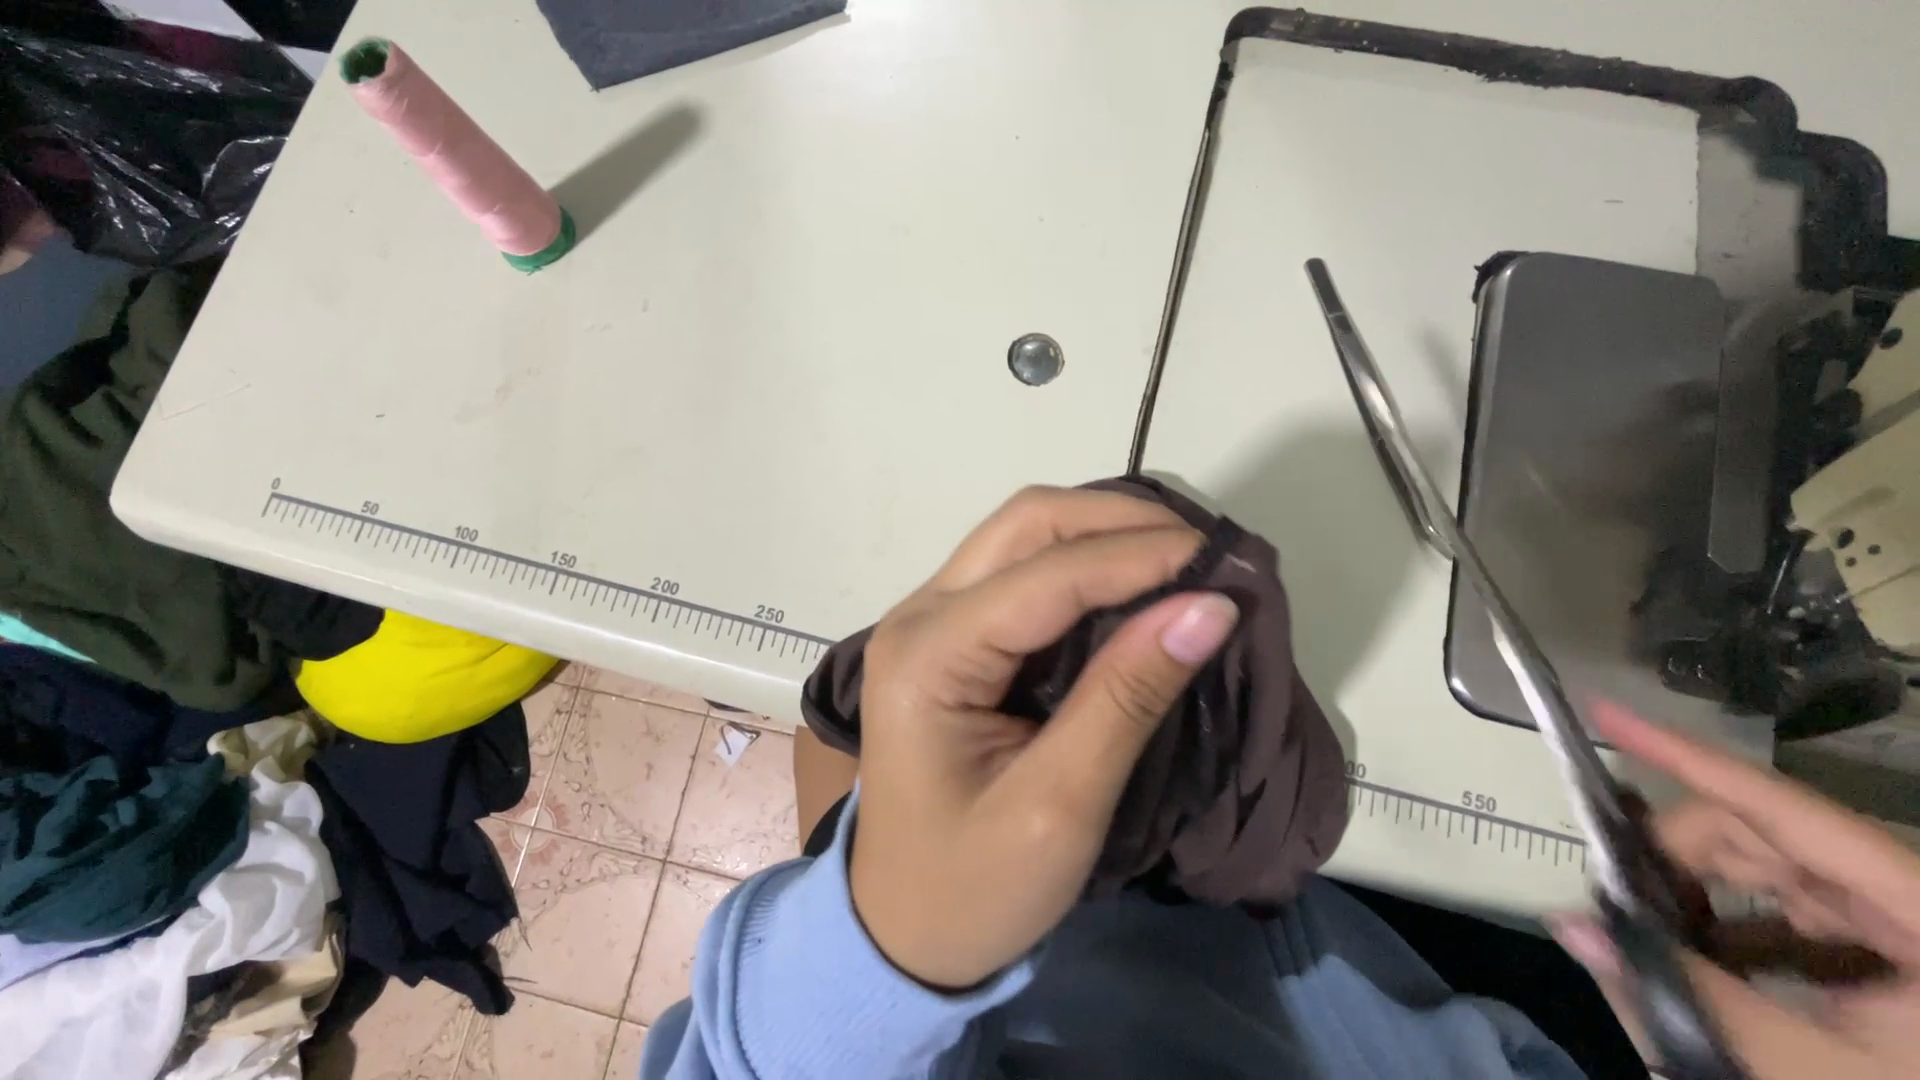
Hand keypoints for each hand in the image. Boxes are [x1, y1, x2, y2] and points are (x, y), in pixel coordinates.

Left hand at [849, 486, 1240, 989]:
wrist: (901, 931)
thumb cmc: (974, 887)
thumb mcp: (1060, 805)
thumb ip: (1127, 696)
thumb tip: (1209, 605)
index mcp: (927, 658)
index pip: (1047, 575)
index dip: (1141, 557)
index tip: (1231, 563)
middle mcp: (918, 617)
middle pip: (1026, 525)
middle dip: (1120, 524)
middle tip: (1209, 554)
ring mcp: (929, 621)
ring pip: (1022, 538)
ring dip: (1104, 536)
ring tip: (1185, 562)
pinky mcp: (951, 637)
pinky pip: (1020, 573)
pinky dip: (1084, 566)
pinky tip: (1136, 586)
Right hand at [1549, 703, 1919, 1078]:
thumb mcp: (1807, 1068)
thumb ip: (1690, 995)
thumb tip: (1570, 924)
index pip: (1782, 807)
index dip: (1686, 756)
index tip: (1603, 710)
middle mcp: (1914, 895)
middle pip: (1767, 835)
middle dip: (1676, 851)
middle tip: (1612, 887)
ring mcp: (1911, 925)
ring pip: (1775, 870)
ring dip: (1698, 889)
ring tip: (1646, 927)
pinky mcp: (1906, 956)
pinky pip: (1801, 912)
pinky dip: (1736, 926)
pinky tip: (1697, 958)